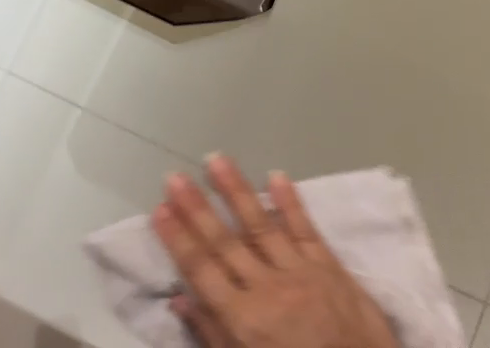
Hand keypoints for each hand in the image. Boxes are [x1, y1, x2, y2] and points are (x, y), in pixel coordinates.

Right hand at [152, 155, 397, 347]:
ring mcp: (300, 274)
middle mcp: (267, 289)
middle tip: (175, 177)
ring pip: (260, 225)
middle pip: (225, 242)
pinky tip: (277, 176)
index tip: (159, 209)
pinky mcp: (330, 268)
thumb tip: (180, 301)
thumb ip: (213, 335)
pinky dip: (291, 202)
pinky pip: (306, 230)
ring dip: (236, 191)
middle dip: (197, 208)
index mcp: (244, 320)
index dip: (178, 239)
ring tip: (216, 160)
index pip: (202, 271)